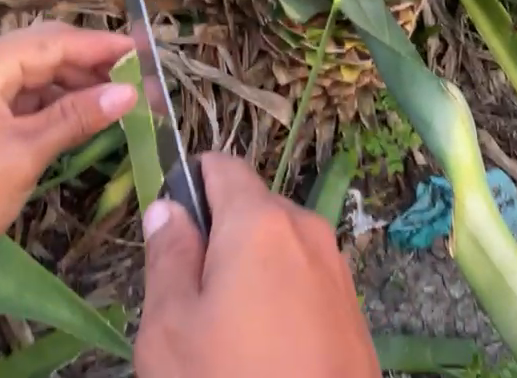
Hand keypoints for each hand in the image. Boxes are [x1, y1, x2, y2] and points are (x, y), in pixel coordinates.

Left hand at [0, 21, 139, 287]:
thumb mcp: (23, 155)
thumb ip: (78, 116)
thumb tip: (130, 92)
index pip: (53, 41)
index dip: (102, 46)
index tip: (145, 53)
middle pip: (41, 51)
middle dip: (90, 64)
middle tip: (135, 78)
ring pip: (28, 74)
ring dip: (70, 85)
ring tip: (114, 100)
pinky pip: (12, 96)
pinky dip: (46, 104)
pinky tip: (75, 116)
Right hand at [135, 154, 376, 377]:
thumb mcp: (172, 329)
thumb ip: (168, 256)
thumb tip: (167, 206)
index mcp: (260, 221)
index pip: (223, 166)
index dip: (190, 182)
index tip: (167, 224)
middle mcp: (305, 227)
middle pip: (250, 207)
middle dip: (216, 237)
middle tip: (188, 301)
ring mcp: (334, 264)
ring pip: (276, 244)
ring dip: (246, 270)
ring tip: (222, 335)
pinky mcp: (349, 301)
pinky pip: (302, 275)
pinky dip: (276, 293)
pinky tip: (261, 349)